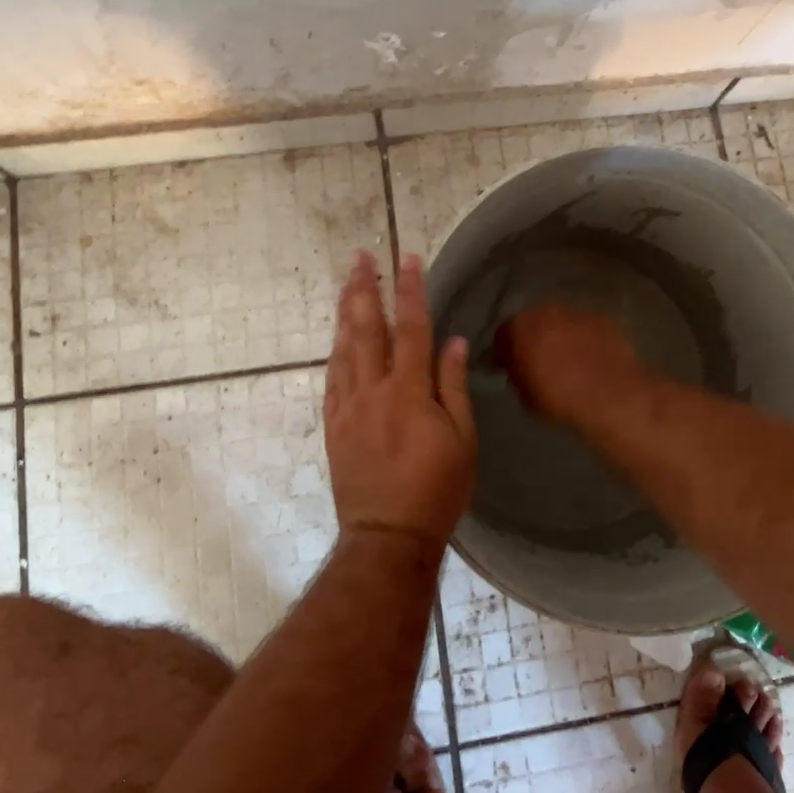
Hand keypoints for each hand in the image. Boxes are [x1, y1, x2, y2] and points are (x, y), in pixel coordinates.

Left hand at [324, 251, 477, 544]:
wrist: (388, 535)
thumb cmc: (437, 489)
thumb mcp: (462, 440)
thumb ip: (453, 386)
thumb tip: (453, 342)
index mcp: (408, 391)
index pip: (410, 328)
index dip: (410, 290)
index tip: (407, 259)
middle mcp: (373, 391)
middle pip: (366, 329)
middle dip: (364, 289)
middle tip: (360, 257)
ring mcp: (348, 408)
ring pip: (343, 349)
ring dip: (344, 313)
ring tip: (345, 284)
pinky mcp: (334, 427)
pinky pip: (331, 380)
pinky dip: (334, 353)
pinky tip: (336, 339)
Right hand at [497, 304, 652, 423]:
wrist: (609, 395)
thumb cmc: (559, 399)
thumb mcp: (525, 396)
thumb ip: (517, 375)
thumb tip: (519, 370)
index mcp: (519, 328)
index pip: (503, 335)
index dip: (505, 352)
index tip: (508, 367)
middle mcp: (545, 312)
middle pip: (533, 323)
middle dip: (533, 339)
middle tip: (538, 361)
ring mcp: (576, 313)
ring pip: (560, 323)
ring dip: (560, 337)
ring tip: (567, 360)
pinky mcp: (602, 320)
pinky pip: (585, 328)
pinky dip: (583, 339)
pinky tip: (589, 358)